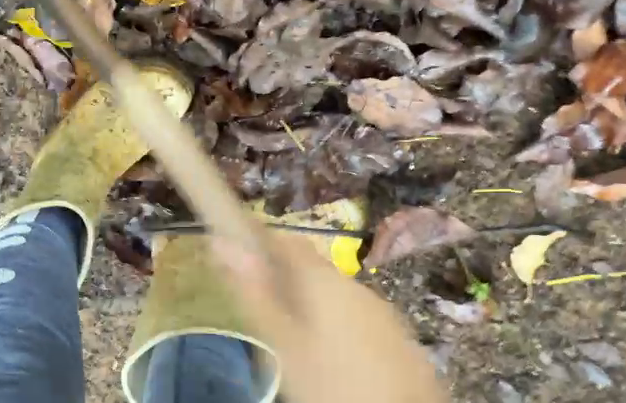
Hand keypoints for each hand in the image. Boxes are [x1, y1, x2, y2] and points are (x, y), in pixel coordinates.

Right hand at [215, 231, 447, 402]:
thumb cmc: (333, 385)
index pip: (283, 241)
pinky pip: (362, 322)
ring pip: (338, 297)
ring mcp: (385, 314)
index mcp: (322, 279)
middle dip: (286, 281)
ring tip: (299, 343)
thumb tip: (220, 242)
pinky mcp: (405, 344)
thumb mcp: (283, 344)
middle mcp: (355, 285)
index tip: (237, 252)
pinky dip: (343, 330)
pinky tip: (338, 362)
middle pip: (312, 270)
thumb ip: (252, 291)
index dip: (258, 240)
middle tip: (264, 311)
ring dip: (316, 307)